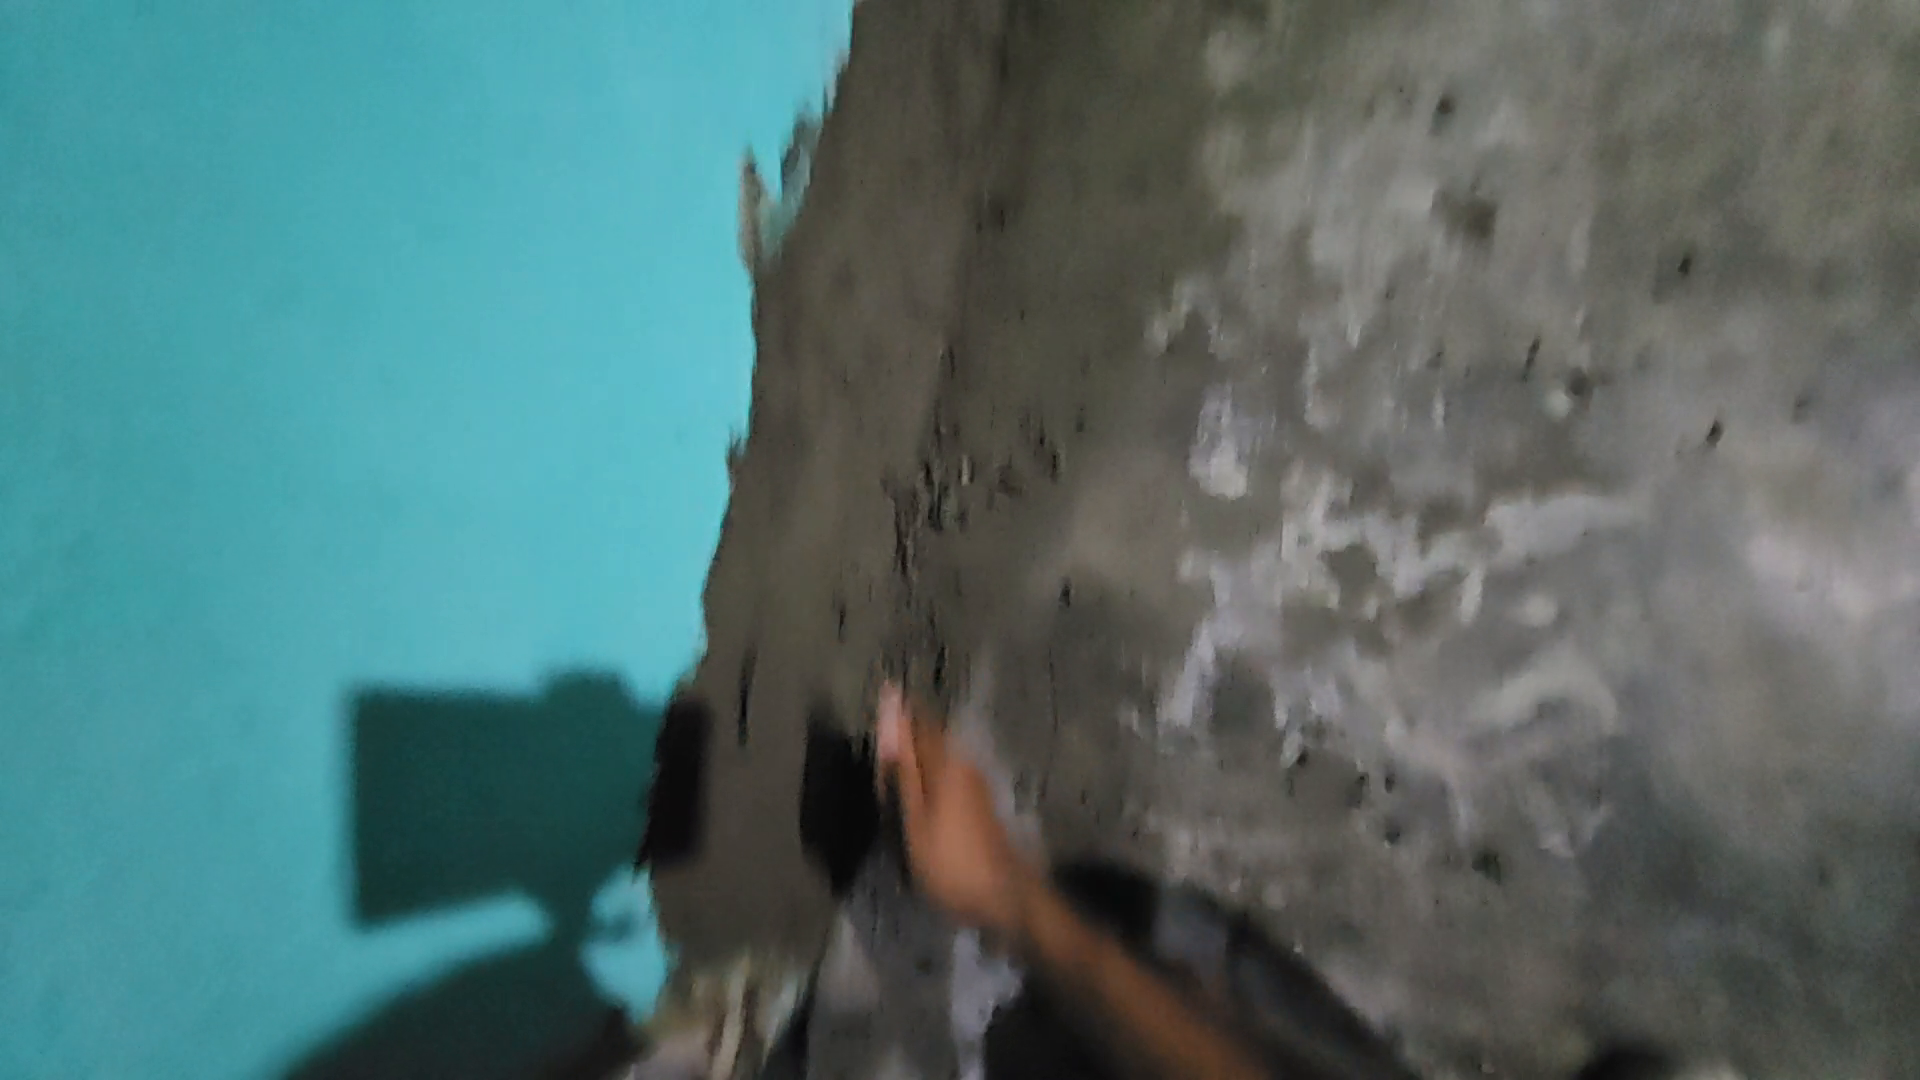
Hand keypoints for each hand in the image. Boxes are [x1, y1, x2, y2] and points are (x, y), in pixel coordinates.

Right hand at [875, 682, 1036, 936]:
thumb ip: (903, 773)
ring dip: (920, 749)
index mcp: (946, 763)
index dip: (900, 709)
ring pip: (942, 751)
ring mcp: (976, 779)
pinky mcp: (981, 797)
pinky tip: (921, 790)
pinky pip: (949, 768)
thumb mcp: (915, 822)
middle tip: (885, 732)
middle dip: (910, 728)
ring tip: (896, 764)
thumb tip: (891, 728)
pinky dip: (931, 770)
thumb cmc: (951, 862)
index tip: (883, 695)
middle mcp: (964, 762)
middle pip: (933, 734)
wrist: (1005, 894)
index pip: (920, 721)